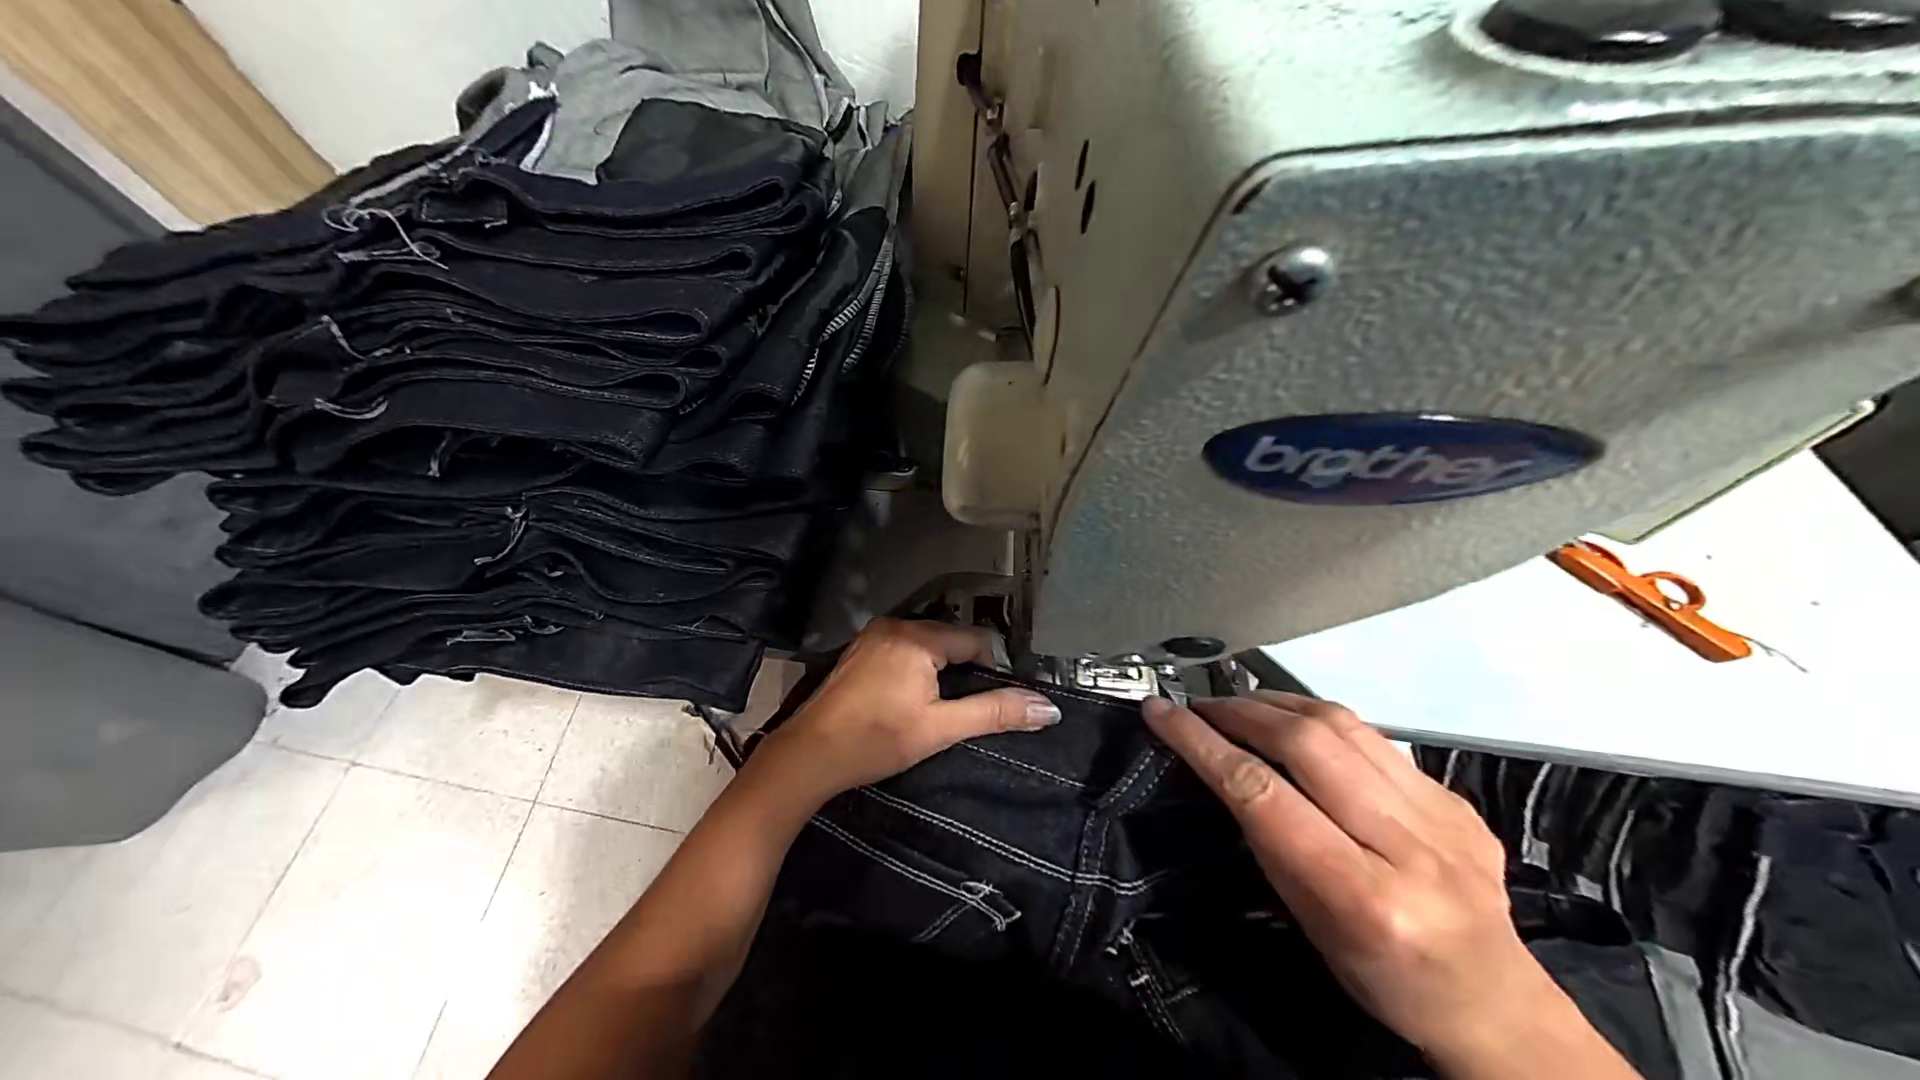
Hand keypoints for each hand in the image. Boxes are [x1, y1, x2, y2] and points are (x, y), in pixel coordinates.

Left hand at [749, 618, 1060, 803]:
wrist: (807, 756)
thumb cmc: (876, 741)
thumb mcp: (940, 729)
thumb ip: (994, 713)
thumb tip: (1049, 709)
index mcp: (916, 637)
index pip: (974, 640)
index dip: (990, 669)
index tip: (990, 701)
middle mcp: (894, 625)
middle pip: (949, 639)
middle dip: (963, 669)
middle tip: (964, 707)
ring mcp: (871, 637)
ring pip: (924, 645)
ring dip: (938, 670)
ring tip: (938, 707)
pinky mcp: (857, 652)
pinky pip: (901, 650)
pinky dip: (915, 669)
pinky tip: (908, 699)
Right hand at [1142, 692, 1637, 1079]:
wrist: (1493, 1002)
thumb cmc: (1380, 975)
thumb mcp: (1305, 921)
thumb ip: (1267, 840)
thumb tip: (1222, 765)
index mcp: (1362, 895)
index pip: (1263, 794)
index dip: (1203, 744)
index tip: (1162, 713)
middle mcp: (1409, 846)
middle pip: (1307, 743)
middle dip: (1239, 711)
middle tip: (1199, 705)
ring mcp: (1442, 814)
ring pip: (1343, 724)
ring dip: (1276, 702)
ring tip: (1238, 703)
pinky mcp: (1455, 796)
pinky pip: (1373, 736)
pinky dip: (1319, 718)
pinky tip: (1296, 723)